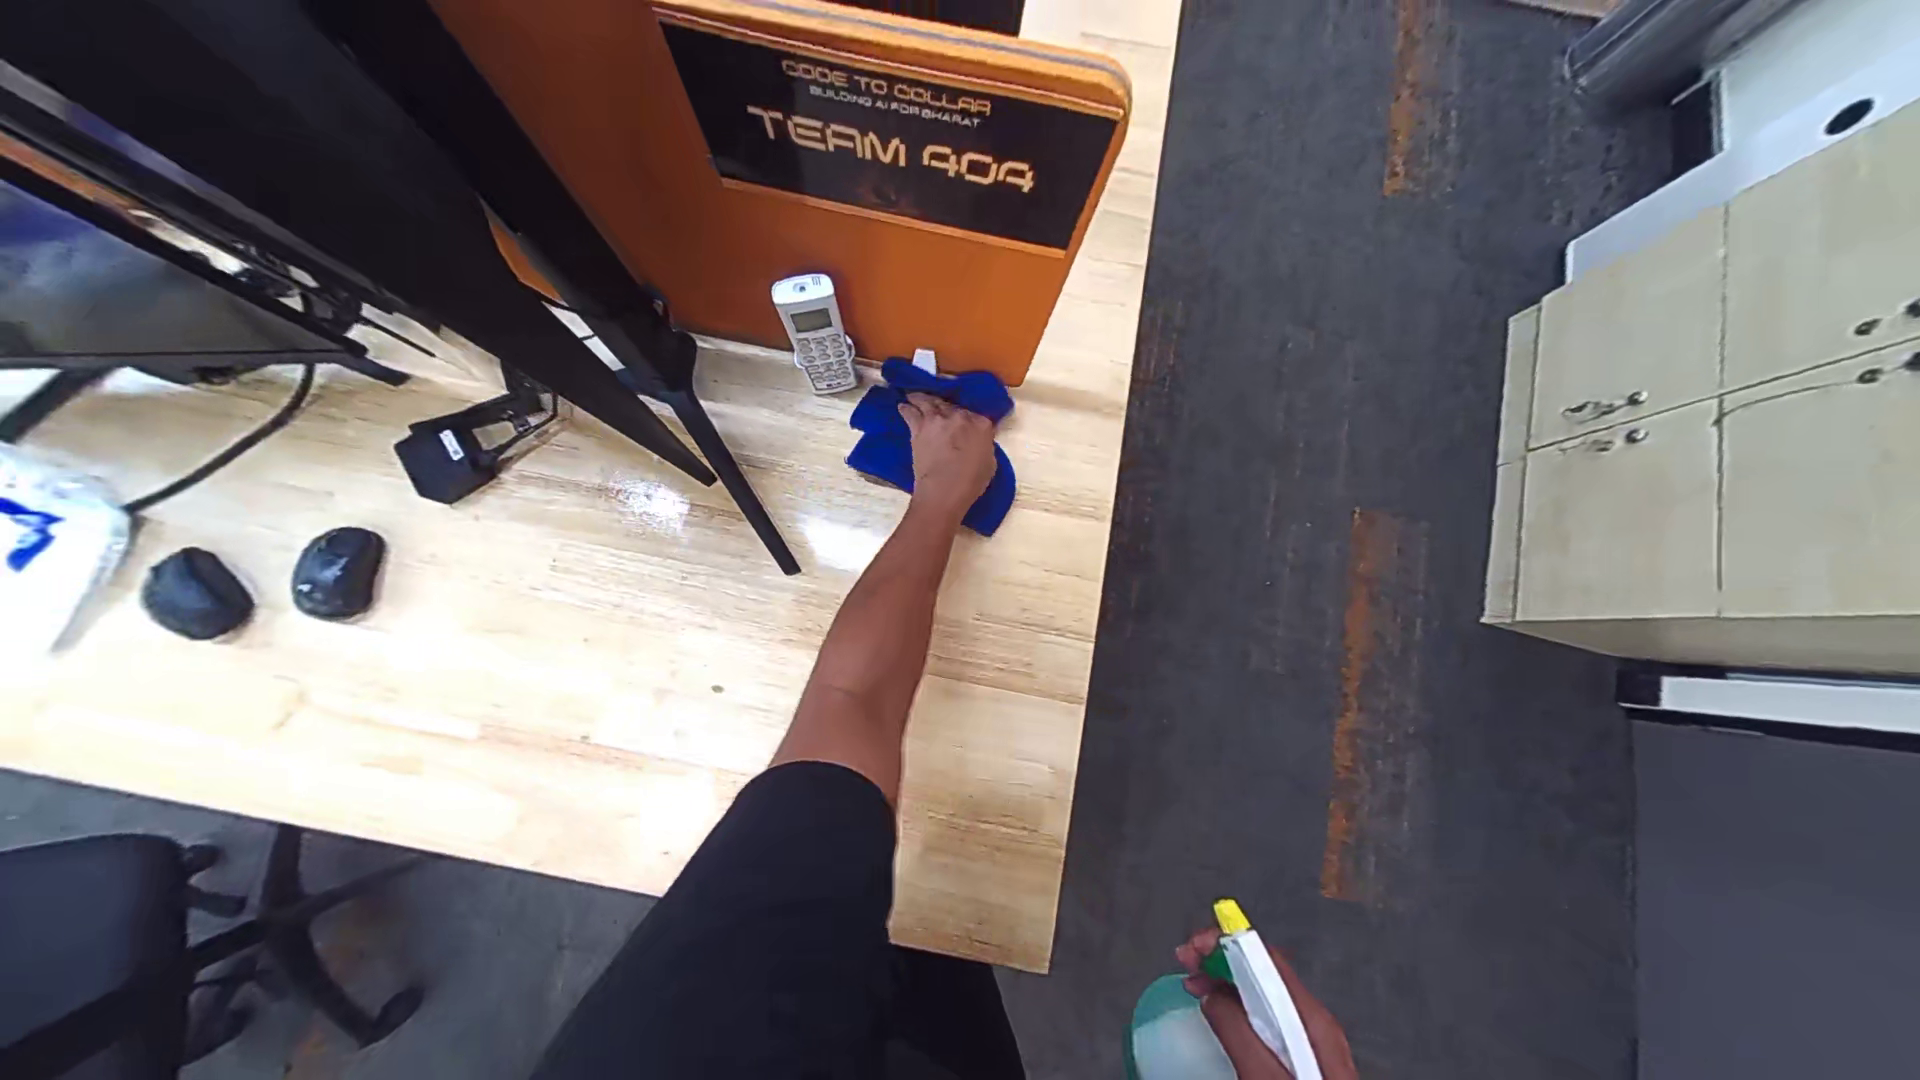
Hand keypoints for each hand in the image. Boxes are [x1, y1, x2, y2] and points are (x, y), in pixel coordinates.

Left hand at [898, 393, 996, 522]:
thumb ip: (984, 445)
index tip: (967, 423)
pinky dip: (906, 408)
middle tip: (940, 408)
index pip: (978, 415)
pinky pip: (910, 411)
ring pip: (929, 401)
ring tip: (915, 397)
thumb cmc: (971, 483)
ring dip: (922, 398)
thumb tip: (977, 441)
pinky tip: (903, 406)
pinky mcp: (919, 426)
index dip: (971, 419)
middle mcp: (960, 415)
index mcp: (981, 424)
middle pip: (952, 405)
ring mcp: (938, 418)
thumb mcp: (990, 463)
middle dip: (946, 406)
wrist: (943, 490)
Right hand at [1175, 928, 1358, 1079]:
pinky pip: (1265, 1013)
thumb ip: (1235, 1028)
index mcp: (1309, 1018)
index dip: (1225, 941)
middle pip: (1262, 967)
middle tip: (1184, 962)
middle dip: (1219, 956)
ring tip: (1192, 983)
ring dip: (1223, 977)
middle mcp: (1312, 1021)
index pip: (1264, 956)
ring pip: (1260, 988)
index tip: (1192, 949)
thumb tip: (1211, 993)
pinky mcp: (1301, 1058)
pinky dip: (1235, 1002)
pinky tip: (1217, 1010)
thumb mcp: (1261, 1078)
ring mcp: (1309, 1040)